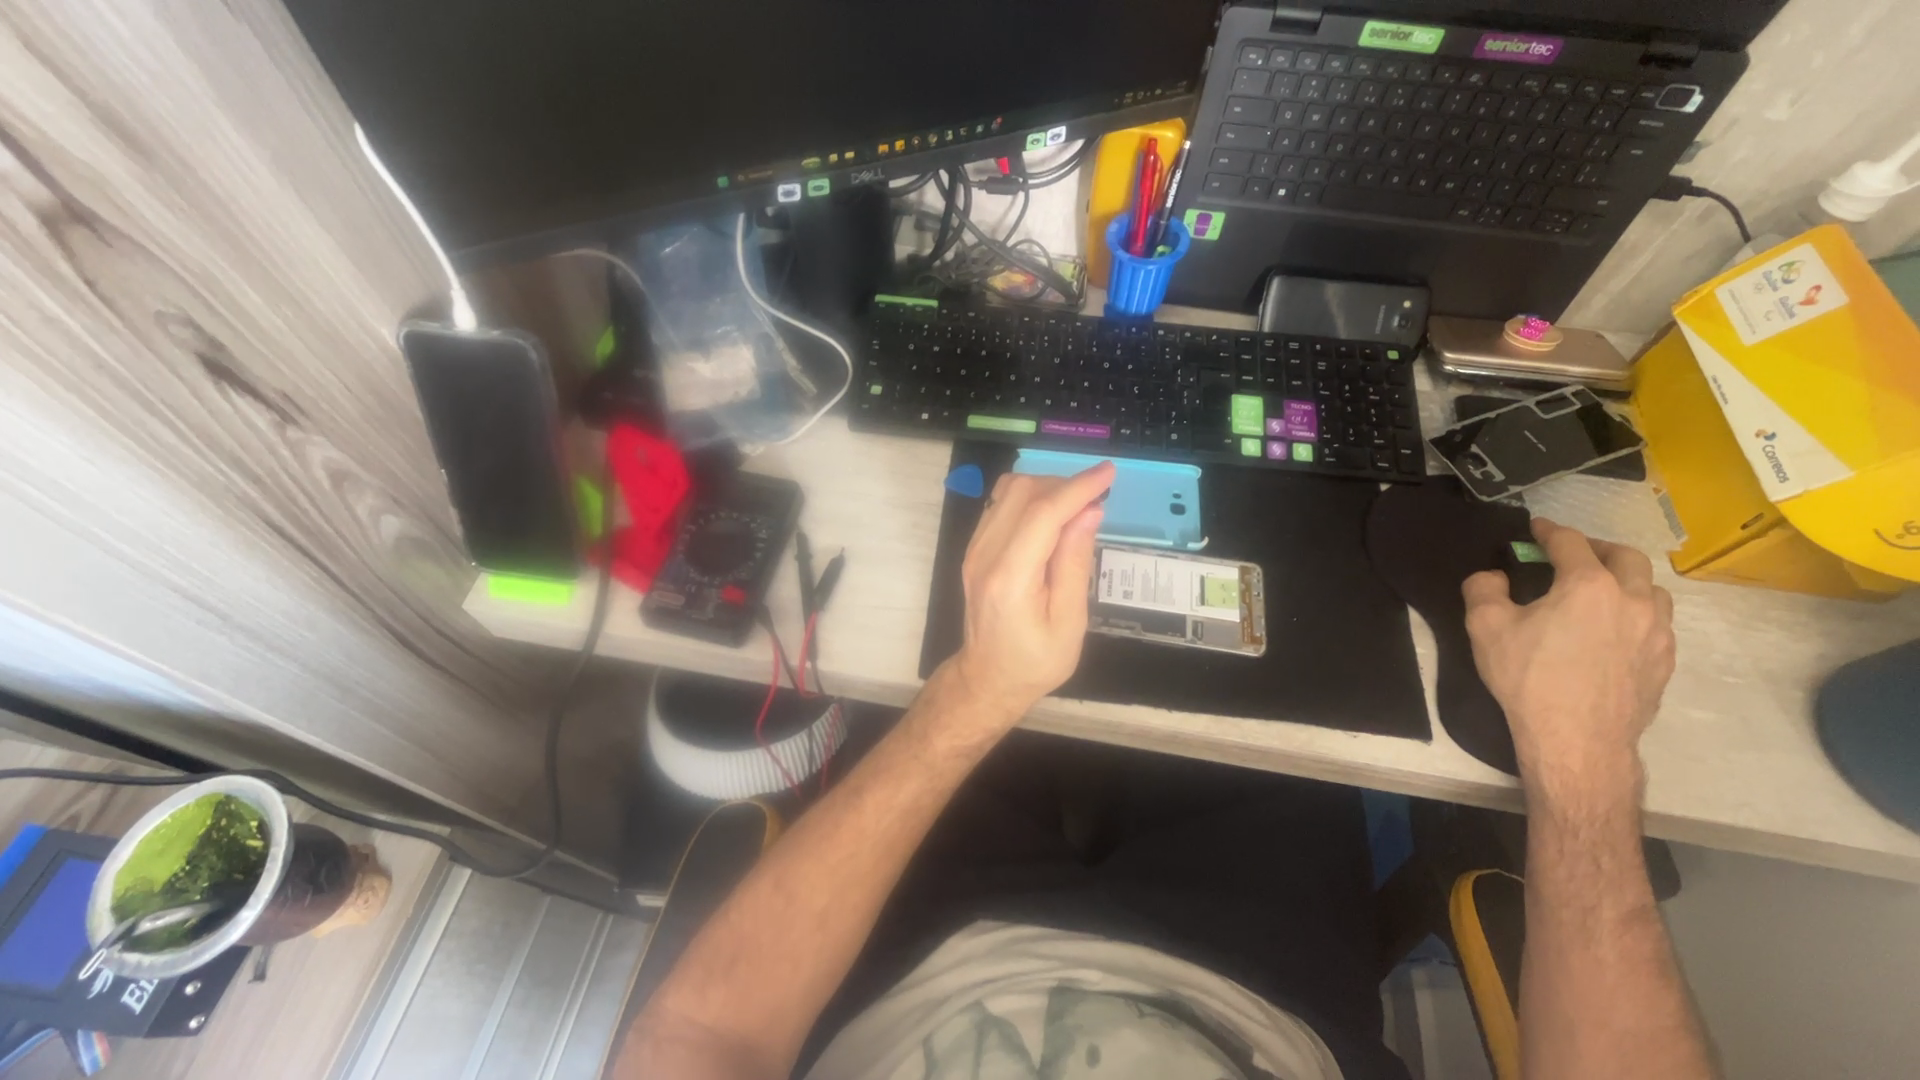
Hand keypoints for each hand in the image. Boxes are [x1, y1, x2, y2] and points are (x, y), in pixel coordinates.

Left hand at [948, 463, 1113, 721]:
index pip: (1043, 514)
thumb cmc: (1035, 661)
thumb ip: (1075, 564)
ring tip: (1077, 509)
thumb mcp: (1070, 623)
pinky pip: (1001, 506)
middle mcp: (985, 555)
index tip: (1108, 473)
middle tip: (1096, 499)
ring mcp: (975, 550)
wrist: (989, 678)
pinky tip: (1053, 518)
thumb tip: (1089, 512)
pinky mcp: (975, 549)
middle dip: (1064, 485)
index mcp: (1011, 578)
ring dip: (1047, 488)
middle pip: (1022, 492)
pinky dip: (1031, 499)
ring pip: (1009, 492)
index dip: (1078, 487)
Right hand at [1463, 519, 1676, 804]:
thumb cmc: (1528, 678)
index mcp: (1588, 585)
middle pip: (1626, 556)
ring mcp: (1656, 632)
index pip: (1570, 542)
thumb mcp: (1485, 627)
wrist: (1576, 739)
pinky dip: (1636, 613)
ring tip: (1602, 590)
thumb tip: (1494, 577)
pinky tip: (1614, 630)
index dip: (1549, 531)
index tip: (1536, 528)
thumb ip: (1484, 589)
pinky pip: (1656, 623)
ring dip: (1627, 580)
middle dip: (1598, 548)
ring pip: (1651, 589)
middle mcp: (1632, 599)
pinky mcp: (1664, 661)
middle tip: (1574, 554)